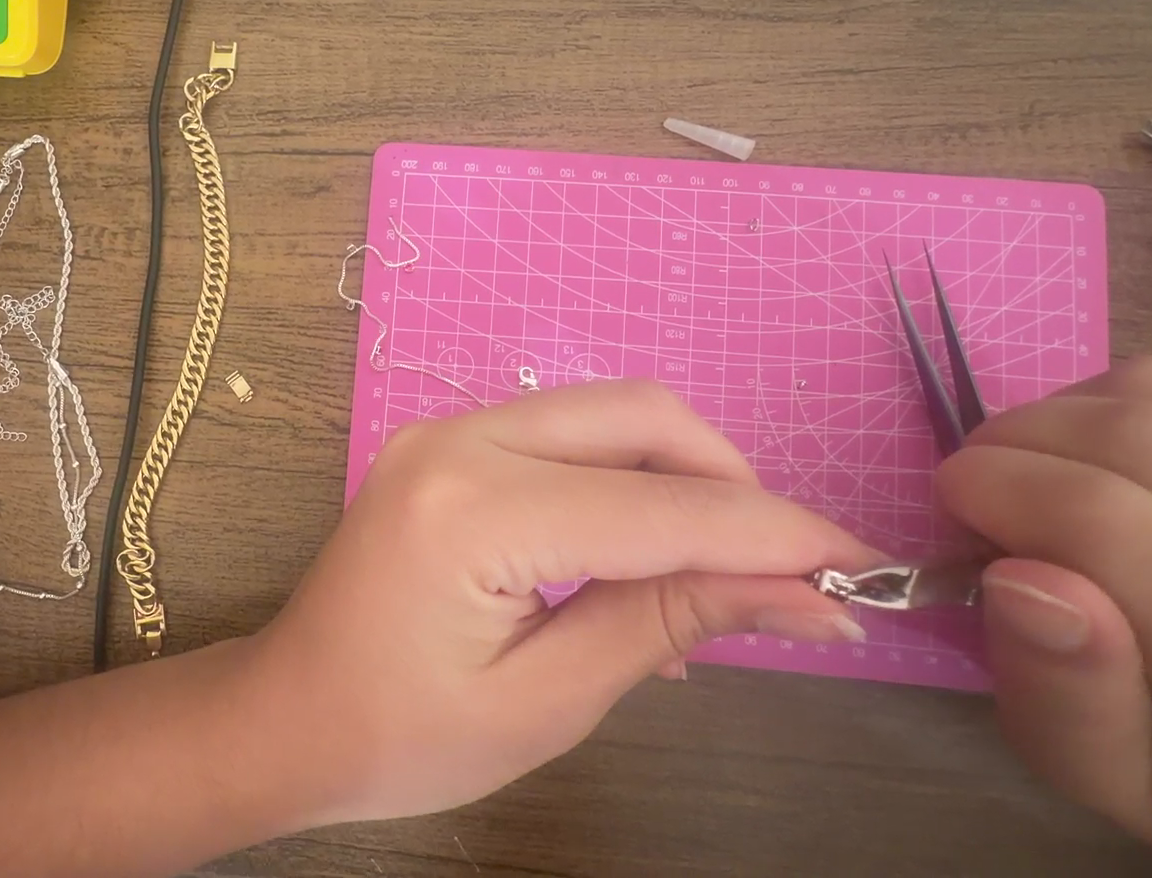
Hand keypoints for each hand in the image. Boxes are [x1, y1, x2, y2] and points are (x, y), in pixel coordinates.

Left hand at [243, 379, 881, 826]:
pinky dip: (621, 483)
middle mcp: (458, 439)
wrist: (289, 713)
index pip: (663, 507)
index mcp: (474, 509)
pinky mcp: (444, 443)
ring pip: (604, 414)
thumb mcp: (548, 698)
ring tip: (708, 582)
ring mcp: (444, 430)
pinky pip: (562, 438)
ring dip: (677, 479)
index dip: (776, 535)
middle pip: (637, 415)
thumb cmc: (402, 736)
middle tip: (779, 570)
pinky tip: (638, 562)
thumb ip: (671, 622)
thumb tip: (809, 596)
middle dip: (729, 481)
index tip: (862, 568)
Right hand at [937, 357, 1151, 877]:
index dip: (1001, 493)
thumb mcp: (1115, 778)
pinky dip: (1108, 404)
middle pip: (1140, 446)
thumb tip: (1015, 574)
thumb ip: (1063, 697)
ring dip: (1052, 421)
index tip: (953, 509)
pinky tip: (1099, 461)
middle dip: (1010, 446)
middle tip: (976, 491)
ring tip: (1033, 477)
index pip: (1115, 531)